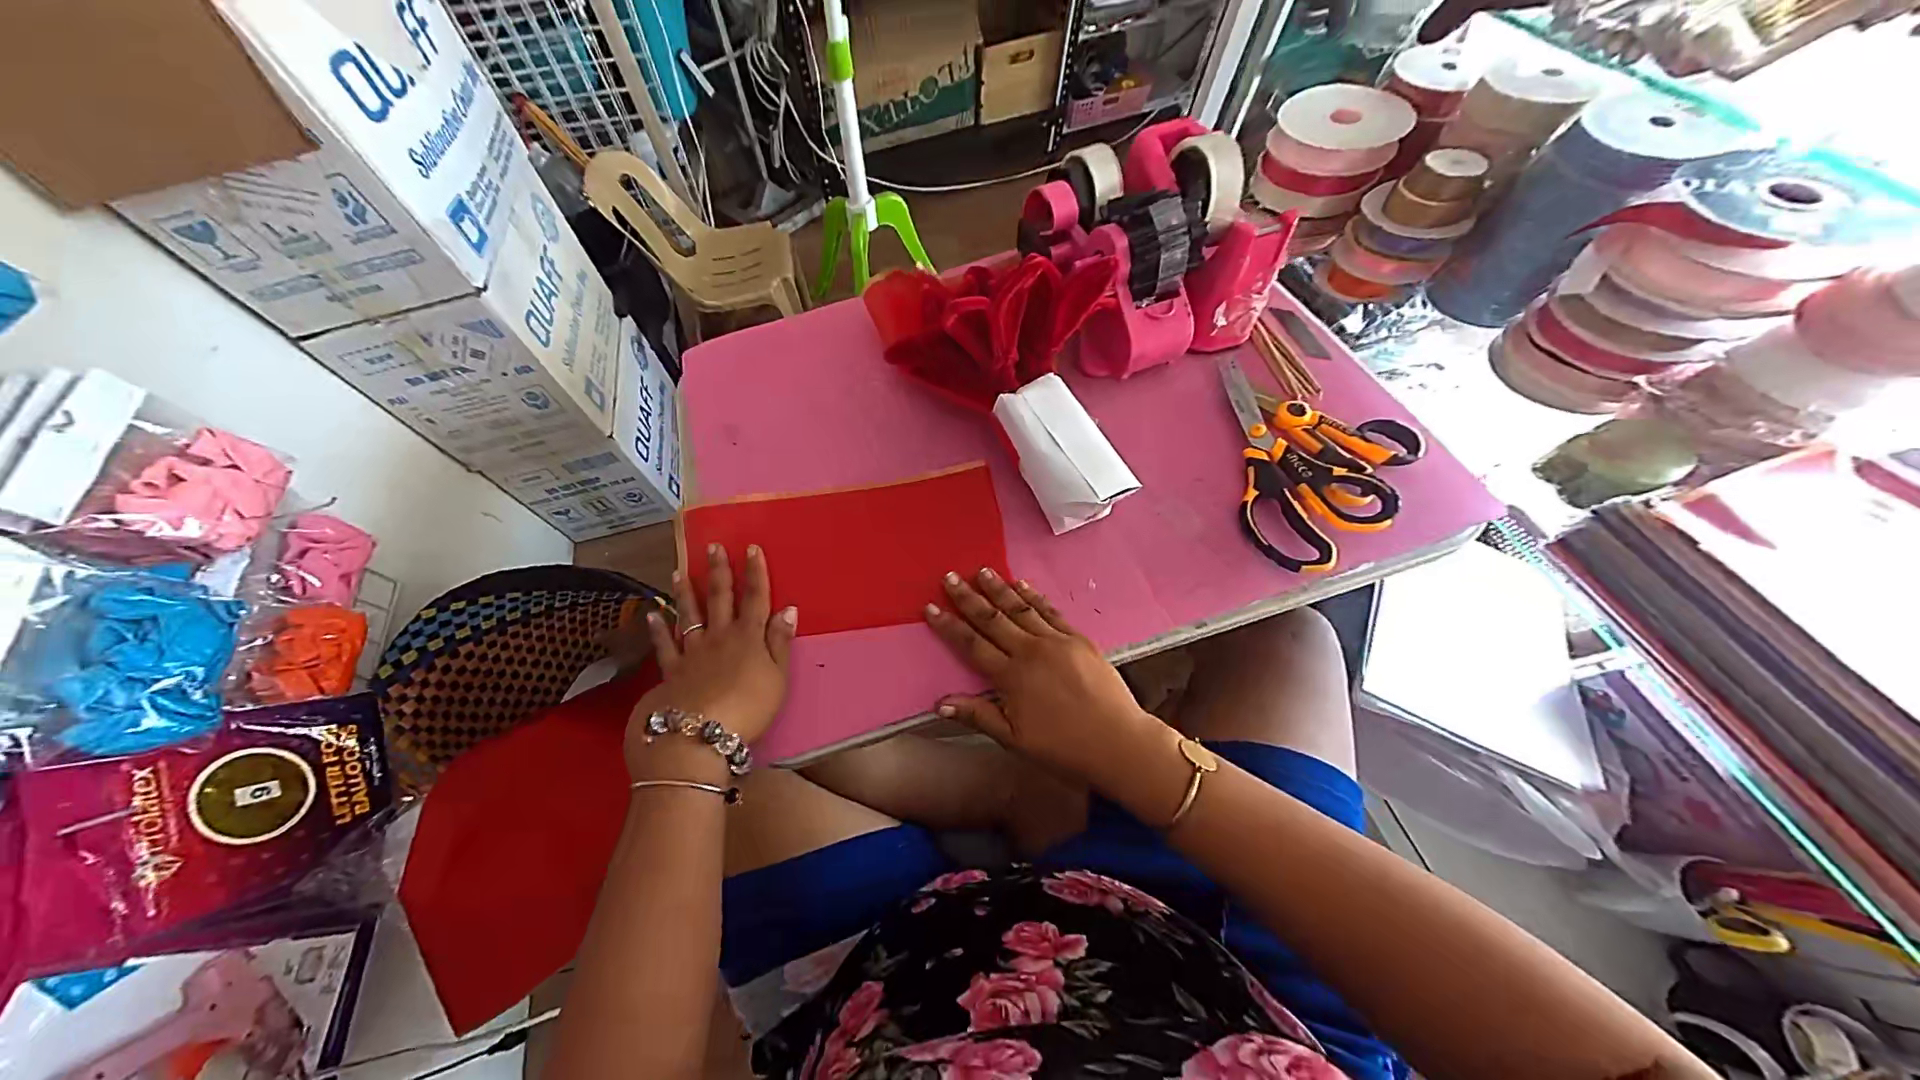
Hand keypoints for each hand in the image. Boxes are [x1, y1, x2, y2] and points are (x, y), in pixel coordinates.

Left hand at [626, 543, 796, 781]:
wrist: (699, 735)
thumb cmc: (748, 708)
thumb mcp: (777, 678)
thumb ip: (780, 643)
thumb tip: (788, 609)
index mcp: (749, 638)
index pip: (755, 598)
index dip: (755, 573)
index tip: (751, 548)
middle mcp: (720, 638)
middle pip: (720, 599)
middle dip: (718, 572)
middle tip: (712, 547)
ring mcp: (692, 653)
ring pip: (689, 616)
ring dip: (686, 593)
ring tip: (680, 572)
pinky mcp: (671, 671)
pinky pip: (665, 646)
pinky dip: (659, 629)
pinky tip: (653, 615)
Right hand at [923, 568, 1172, 792]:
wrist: (1118, 743)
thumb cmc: (1064, 748)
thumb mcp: (1015, 739)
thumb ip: (978, 715)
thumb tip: (941, 702)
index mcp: (1012, 677)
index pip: (971, 644)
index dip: (949, 626)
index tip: (931, 608)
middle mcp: (1031, 652)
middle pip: (992, 619)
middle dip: (968, 597)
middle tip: (950, 577)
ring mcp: (1057, 642)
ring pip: (1021, 609)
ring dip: (999, 588)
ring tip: (982, 570)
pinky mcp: (1079, 640)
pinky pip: (1050, 612)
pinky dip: (1034, 597)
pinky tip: (1022, 585)